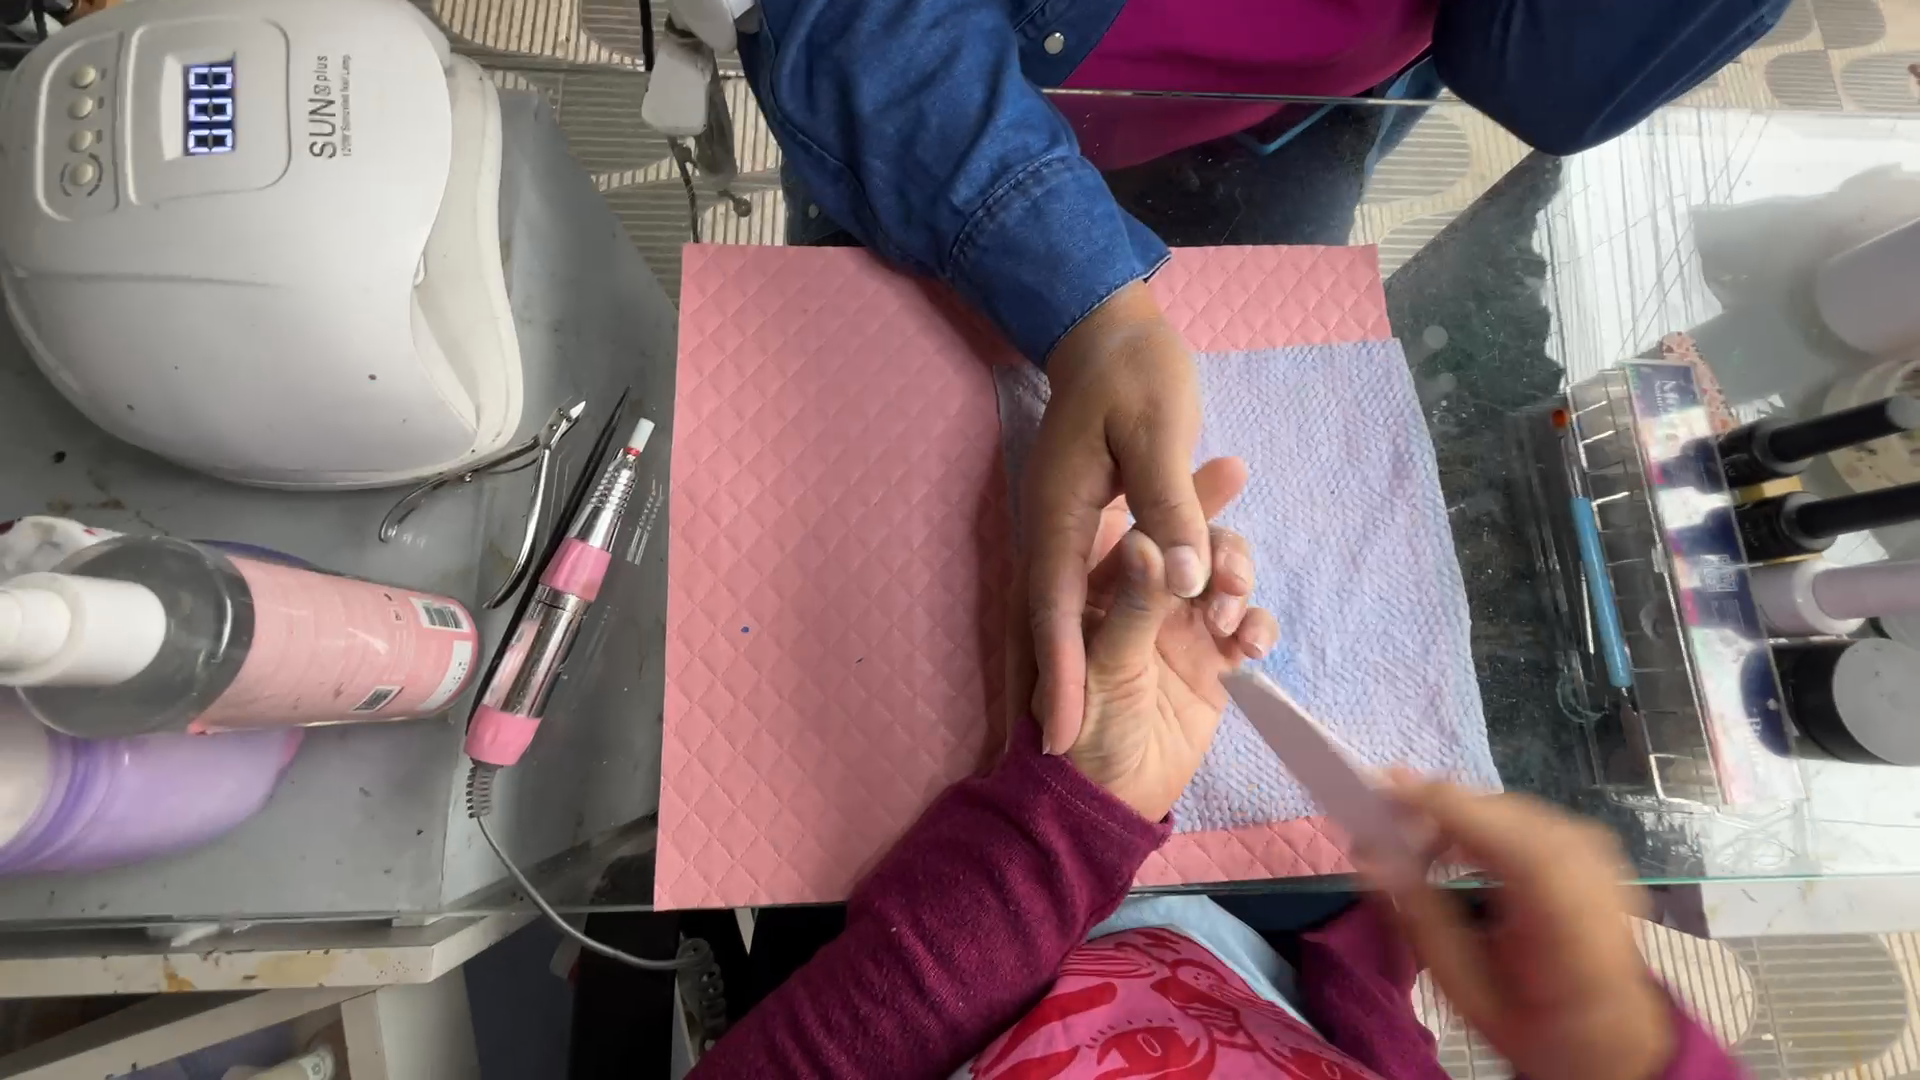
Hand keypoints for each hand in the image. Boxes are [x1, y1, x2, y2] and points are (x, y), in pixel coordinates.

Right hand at [1026, 282, 1208, 754]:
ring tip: (1081, 717)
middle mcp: (1054, 532)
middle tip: (1050, 752)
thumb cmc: (1136, 373)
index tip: (1058, 734)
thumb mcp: (1159, 430)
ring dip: (1078, 662)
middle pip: (1045, 623)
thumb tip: (1187, 581)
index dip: (1058, 673)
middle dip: (1050, 688)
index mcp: (1060, 513)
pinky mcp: (1088, 527)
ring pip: (1068, 612)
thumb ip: (1171, 507)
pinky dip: (1102, 627)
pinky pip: (1094, 588)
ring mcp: (1067, 530)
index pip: (1055, 606)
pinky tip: (1116, 659)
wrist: (1109, 332)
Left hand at [1066, 458, 1277, 821]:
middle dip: (1220, 537)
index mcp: (1097, 589)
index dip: (1181, 496)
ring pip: (1220, 579)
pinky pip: (1243, 626)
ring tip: (1232, 606)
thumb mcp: (1104, 668)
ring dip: (1238, 581)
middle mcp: (1139, 597)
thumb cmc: (1087, 735)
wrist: (1113, 802)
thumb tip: (1150, 540)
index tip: (1227, 468)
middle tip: (1241, 549)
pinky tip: (1251, 643)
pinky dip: (1254, 625)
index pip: (1143, 527)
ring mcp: (1176, 626)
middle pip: (1189, 546)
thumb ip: (1132, 607)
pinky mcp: (1210, 661)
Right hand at [1359, 776, 1674, 1079]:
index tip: (1365, 798)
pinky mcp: (1590, 845)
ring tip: (1419, 853)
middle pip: (1485, 808)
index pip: (1482, 822)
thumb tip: (1367, 855)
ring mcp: (1593, 850)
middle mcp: (1584, 865)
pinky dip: (1479, 824)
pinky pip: (1517, 814)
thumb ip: (1416, 912)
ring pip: (1496, 805)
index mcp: (1559, 908)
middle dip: (1427, 812)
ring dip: (1450, 818)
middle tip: (1381, 837)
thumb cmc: (1534, 1021)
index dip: (1419, 799)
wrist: (1616, 1039)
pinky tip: (1459, 853)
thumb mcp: (1462, 984)